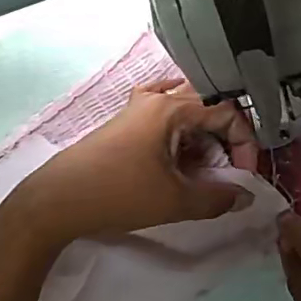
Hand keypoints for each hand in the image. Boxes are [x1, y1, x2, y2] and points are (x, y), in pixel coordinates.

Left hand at [3, 78, 259, 251]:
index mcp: (172, 108)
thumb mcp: (175, 201)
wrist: (54, 202)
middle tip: (225, 171)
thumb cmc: (117, 194)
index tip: (243, 175)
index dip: (245, 143)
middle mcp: (156, 98)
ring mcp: (138, 107)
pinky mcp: (125, 122)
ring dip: (204, 140)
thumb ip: (218, 198)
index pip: (228, 112)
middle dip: (226, 140)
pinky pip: (165, 116)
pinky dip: (181, 134)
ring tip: (201, 172)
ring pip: (188, 112)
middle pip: (210, 107)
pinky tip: (181, 153)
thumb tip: (245, 197)